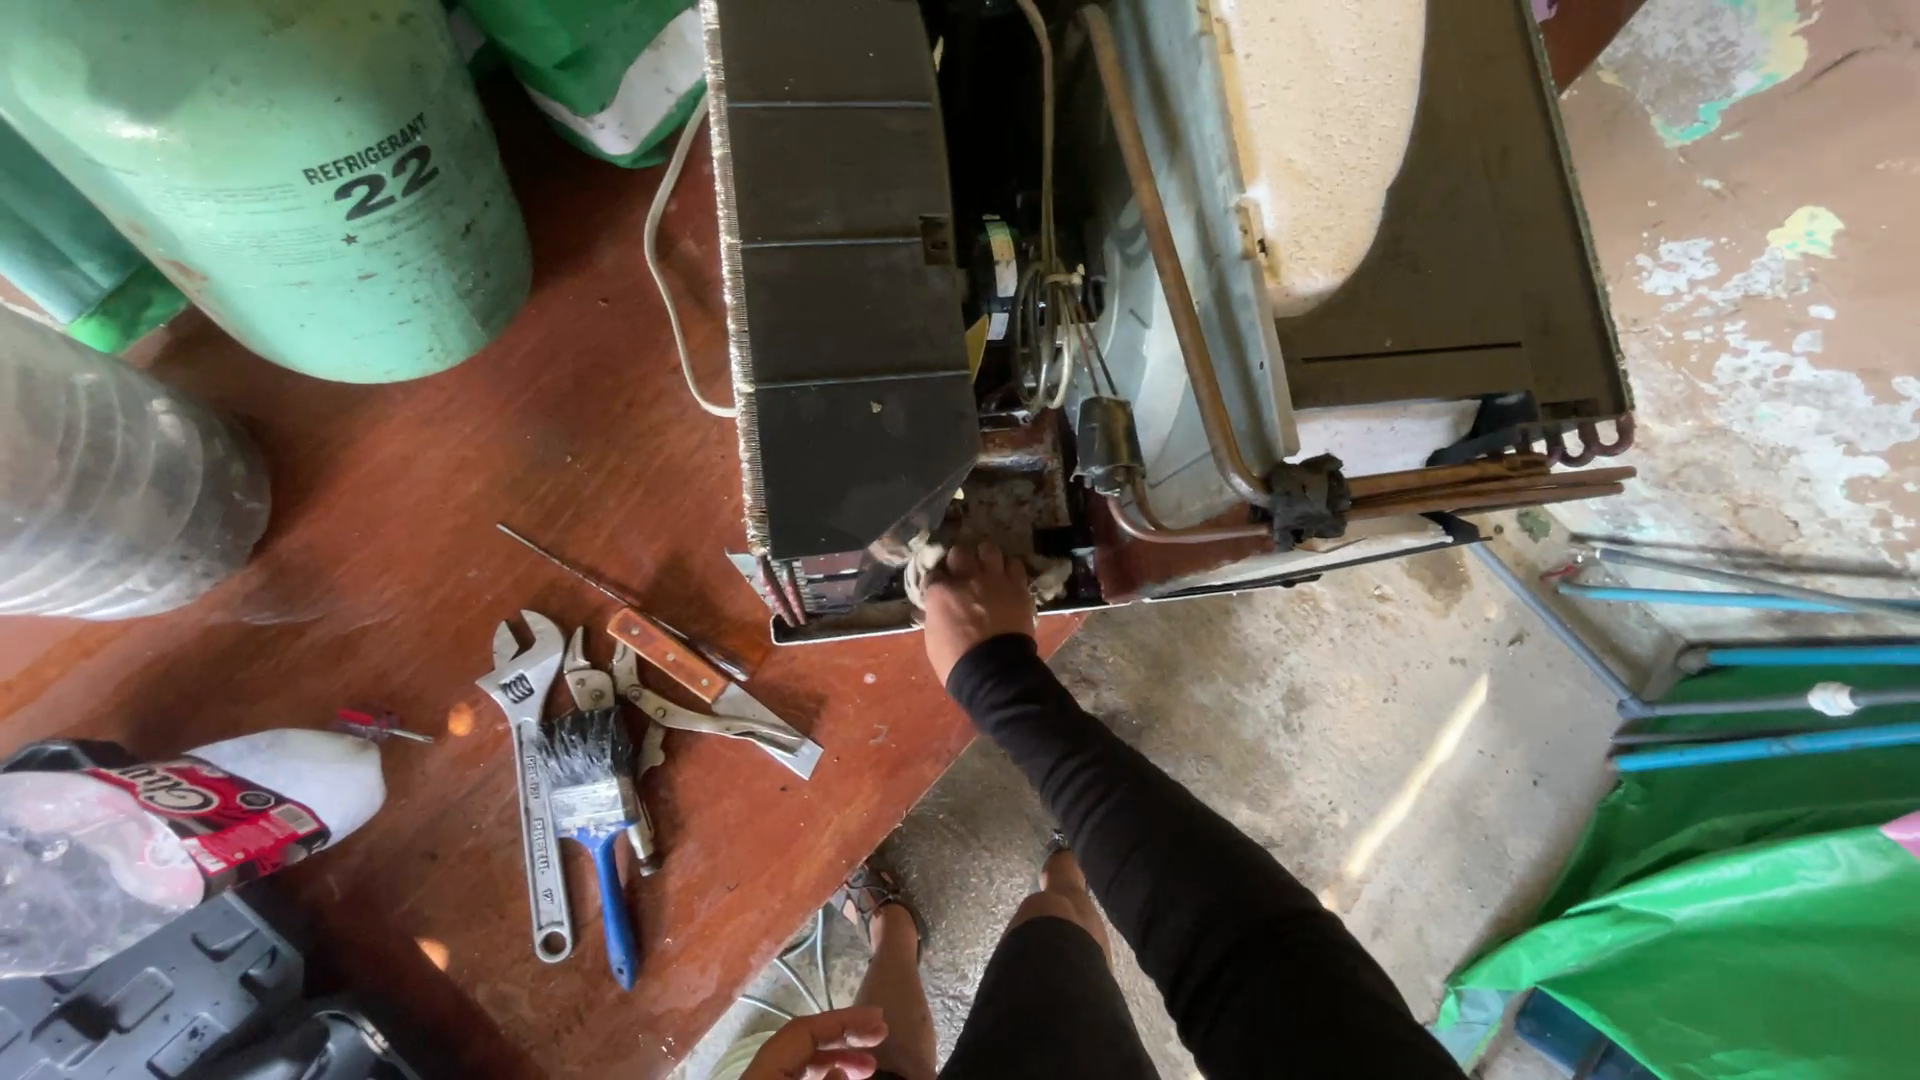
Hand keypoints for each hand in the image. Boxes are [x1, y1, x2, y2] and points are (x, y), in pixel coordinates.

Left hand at [740, 1007, 887, 1079]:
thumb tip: (840, 1069)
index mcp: (764, 1066)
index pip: (805, 1028)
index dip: (843, 1019)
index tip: (878, 1018)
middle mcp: (761, 1068)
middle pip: (804, 1041)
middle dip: (844, 1036)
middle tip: (881, 1035)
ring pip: (802, 1061)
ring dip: (838, 1057)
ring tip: (871, 1065)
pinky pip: (797, 1076)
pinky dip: (821, 1074)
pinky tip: (844, 1077)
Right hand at [922, 541, 1034, 685]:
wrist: (995, 671)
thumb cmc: (957, 661)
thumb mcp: (933, 639)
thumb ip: (934, 615)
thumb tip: (936, 608)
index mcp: (941, 592)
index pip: (933, 573)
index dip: (936, 580)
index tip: (938, 588)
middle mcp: (966, 578)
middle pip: (959, 552)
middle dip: (959, 560)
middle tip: (962, 572)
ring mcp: (994, 580)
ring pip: (989, 549)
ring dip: (986, 557)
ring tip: (987, 567)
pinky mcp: (1018, 587)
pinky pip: (1014, 564)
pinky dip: (1009, 569)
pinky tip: (1007, 577)